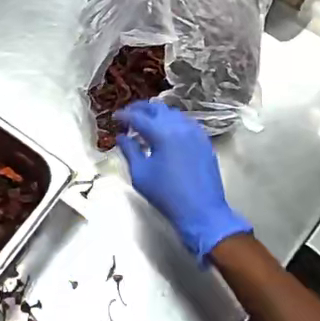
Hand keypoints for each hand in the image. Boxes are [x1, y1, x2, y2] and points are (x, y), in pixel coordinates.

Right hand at [115, 101, 250, 262]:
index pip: (138, 117)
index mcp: (162, 133)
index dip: (124, 116)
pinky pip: (185, 123)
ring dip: (157, 115)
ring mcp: (195, 133)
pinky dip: (172, 122)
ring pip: (173, 113)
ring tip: (146, 124)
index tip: (115, 118)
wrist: (202, 211)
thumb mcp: (140, 174)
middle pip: (157, 108)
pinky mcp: (204, 142)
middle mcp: (180, 127)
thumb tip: (122, 137)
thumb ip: (129, 151)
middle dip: (140, 109)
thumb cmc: (166, 194)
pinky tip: (166, 133)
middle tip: (128, 116)